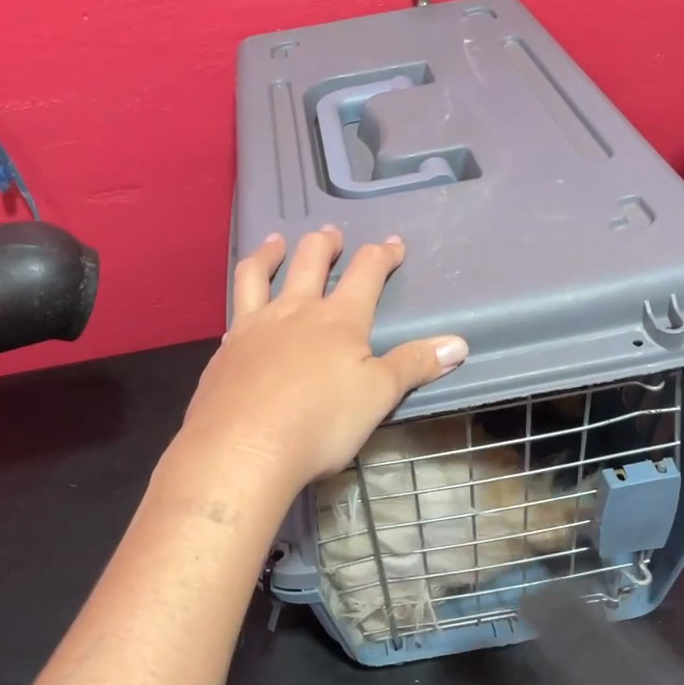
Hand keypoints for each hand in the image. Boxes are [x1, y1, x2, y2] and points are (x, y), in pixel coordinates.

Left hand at [174, 226, 466, 498]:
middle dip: (325, 244)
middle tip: (332, 235)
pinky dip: (244, 303)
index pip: (366, 273)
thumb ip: (414, 365)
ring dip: (270, 254)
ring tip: (275, 243)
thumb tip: (458, 343)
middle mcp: (294, 312)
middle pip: (310, 262)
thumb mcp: (378, 396)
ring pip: (258, 275)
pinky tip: (244, 314)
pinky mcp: (225, 352)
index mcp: (338, 319)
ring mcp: (254, 328)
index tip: (393, 244)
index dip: (382, 254)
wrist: (242, 449)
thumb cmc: (320, 422)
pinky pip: (235, 313)